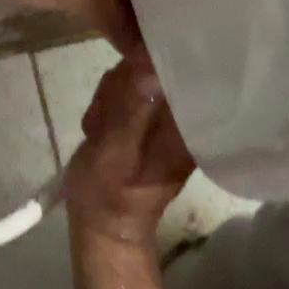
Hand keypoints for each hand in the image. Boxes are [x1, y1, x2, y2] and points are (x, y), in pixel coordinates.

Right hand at [64, 58, 197, 246]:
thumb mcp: (114, 152)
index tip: (119, 90)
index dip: (142, 67)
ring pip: (138, 77)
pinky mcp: (152, 118)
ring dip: (111, 97)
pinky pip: (129, 92)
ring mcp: (169, 116)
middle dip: (120, 88)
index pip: (179, 68)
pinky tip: (100, 128)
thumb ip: (131, 108)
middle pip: (155, 67)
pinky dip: (109, 105)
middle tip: (102, 122)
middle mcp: (186, 115)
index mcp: (188, 124)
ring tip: (99, 129)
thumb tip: (150, 63)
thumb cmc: (108, 195)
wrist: (103, 225)